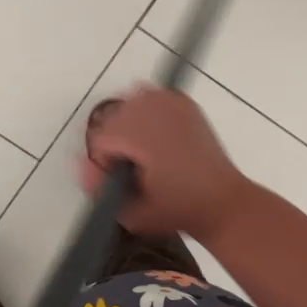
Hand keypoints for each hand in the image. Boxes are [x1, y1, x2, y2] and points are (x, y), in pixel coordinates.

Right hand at [78, 85, 255, 238]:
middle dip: (115, 141)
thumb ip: (99, 188)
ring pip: (131, 101)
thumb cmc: (178, 210)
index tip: (119, 178)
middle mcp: (155, 111)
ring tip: (141, 149)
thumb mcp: (132, 211)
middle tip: (130, 166)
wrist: (223, 203)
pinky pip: (154, 95)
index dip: (104, 161)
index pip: (100, 138)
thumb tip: (83, 166)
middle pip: (113, 117)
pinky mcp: (187, 105)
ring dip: (129, 123)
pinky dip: (148, 108)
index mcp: (142, 135)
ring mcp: (174, 104)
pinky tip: (154, 131)